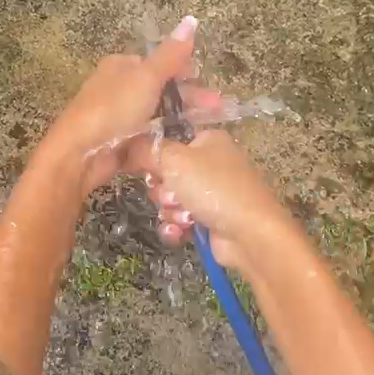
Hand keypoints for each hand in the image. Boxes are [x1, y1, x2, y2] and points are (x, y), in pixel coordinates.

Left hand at [34, 16, 222, 196]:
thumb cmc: (113, 109)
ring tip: (207, 128)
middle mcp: (117, 89)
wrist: (79, 153)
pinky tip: (183, 145)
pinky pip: (147, 138)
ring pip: (155, 115)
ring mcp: (118, 118)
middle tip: (217, 108)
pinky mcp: (119, 143)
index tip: (206, 81)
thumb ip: (171, 54)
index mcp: (121, 67)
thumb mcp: (146, 77)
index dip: (183, 70)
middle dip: (189, 98)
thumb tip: (192, 20)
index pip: (158, 63)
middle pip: (159, 90)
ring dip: (181, 120)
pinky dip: (164, 139)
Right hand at [135, 130, 296, 271]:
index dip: (152, 156)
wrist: (250, 233)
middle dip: (162, 190)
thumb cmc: (214, 188)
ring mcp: (210, 192)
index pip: (167, 141)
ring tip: (185, 217)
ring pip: (169, 199)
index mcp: (206, 140)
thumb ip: (144, 150)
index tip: (142, 167)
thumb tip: (123, 147)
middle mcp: (209, 163)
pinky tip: (183, 231)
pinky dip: (177, 226)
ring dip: (170, 210)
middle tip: (172, 195)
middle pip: (164, 173)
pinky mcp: (209, 218)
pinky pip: (179, 218)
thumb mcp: (174, 160)